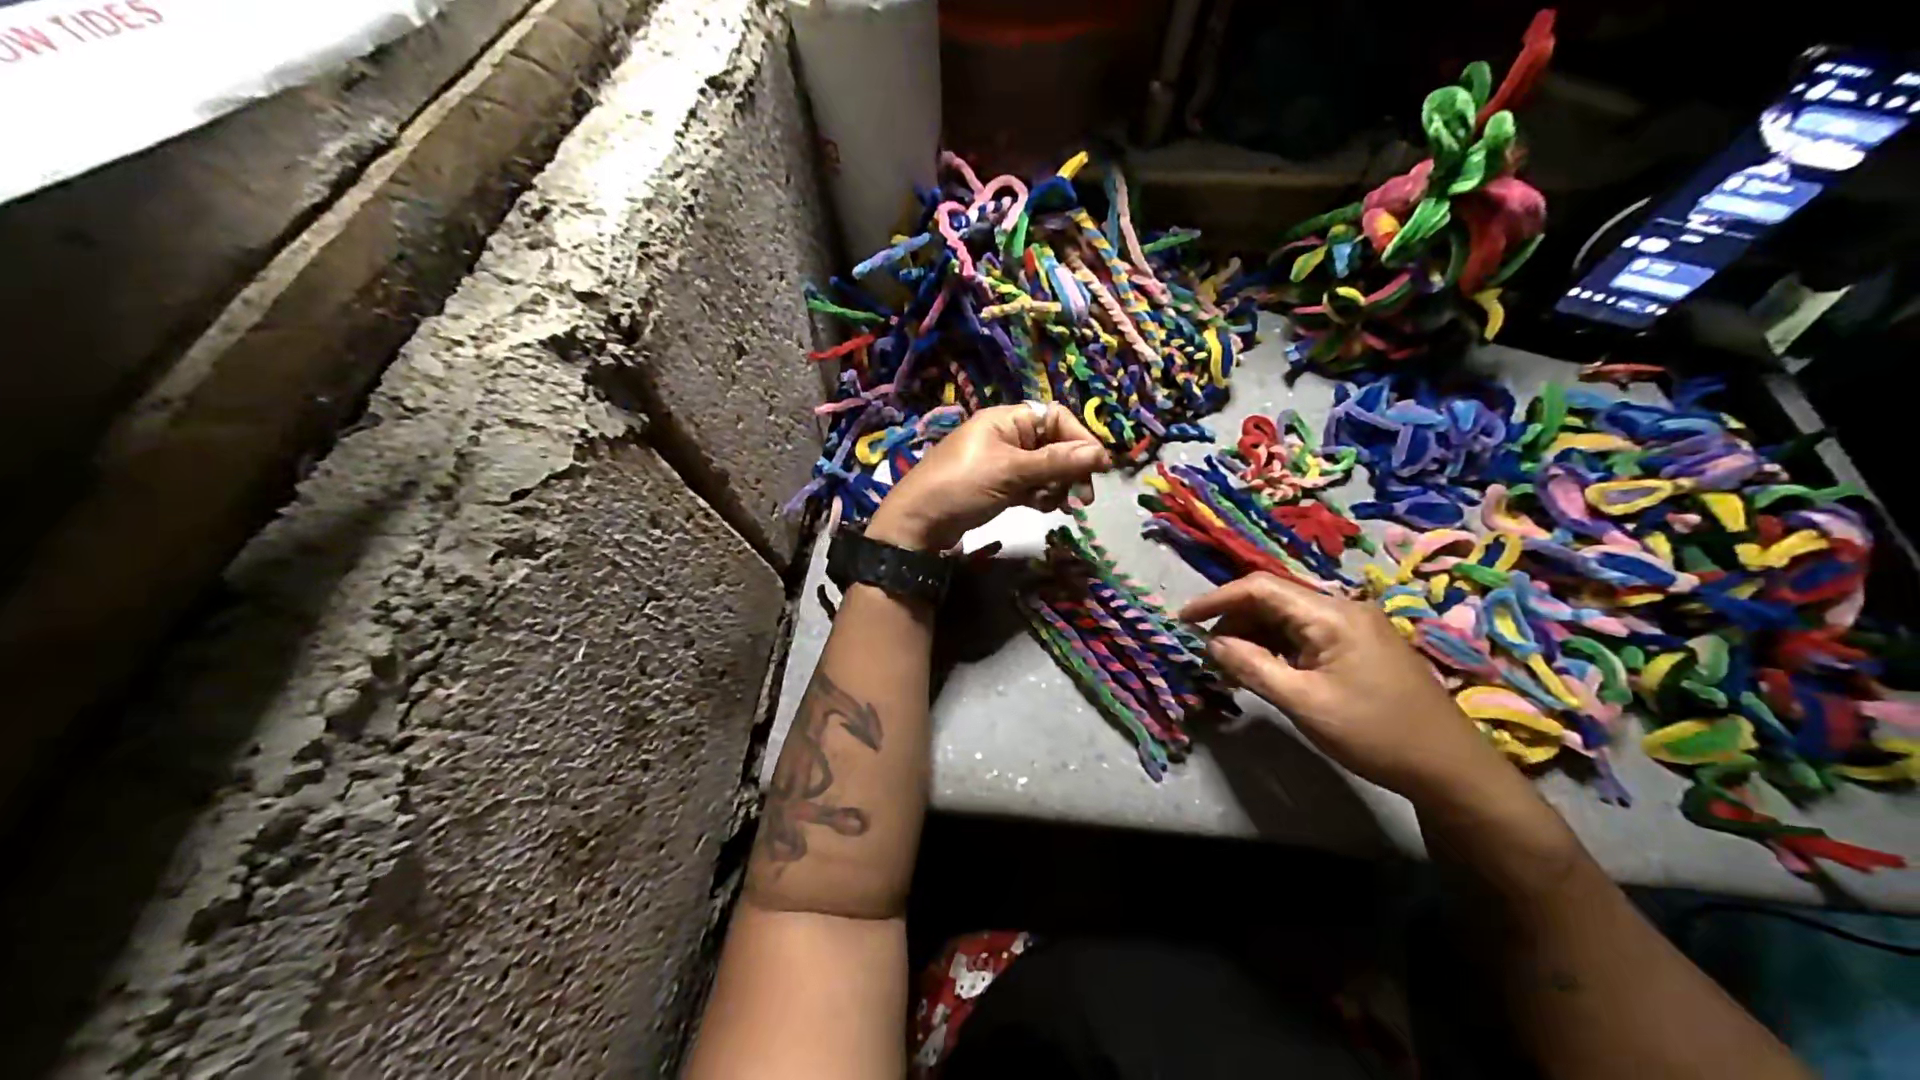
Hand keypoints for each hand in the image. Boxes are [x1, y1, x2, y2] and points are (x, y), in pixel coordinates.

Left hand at [867, 403, 1111, 551]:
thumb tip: (1101, 454)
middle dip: (1072, 468)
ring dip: (1059, 485)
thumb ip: (1056, 462)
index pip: (1057, 418)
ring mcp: (1003, 463)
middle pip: (1055, 444)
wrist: (919, 523)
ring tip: (1064, 506)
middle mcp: (1007, 436)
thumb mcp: (1011, 471)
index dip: (1080, 439)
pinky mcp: (999, 487)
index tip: (1099, 466)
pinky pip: (1032, 485)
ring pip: (1046, 468)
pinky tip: (1045, 509)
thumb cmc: (962, 486)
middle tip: (1083, 497)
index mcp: (1007, 420)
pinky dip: (1042, 496)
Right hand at [1180, 573, 1512, 803]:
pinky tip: (1264, 670)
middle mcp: (1342, 609)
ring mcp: (1354, 627)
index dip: (1216, 599)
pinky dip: (1277, 647)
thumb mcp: (1304, 703)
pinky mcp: (1359, 646)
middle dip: (1234, 620)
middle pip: (1273, 599)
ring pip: (1288, 617)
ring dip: (1254, 635)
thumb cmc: (1375, 732)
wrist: (1448, 767)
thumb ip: (1252, 667)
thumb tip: (1212, 643)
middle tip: (1208, 652)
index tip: (1183, 619)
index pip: (1260, 588)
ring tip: (1231, 665)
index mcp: (1331, 615)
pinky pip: (1306, 634)